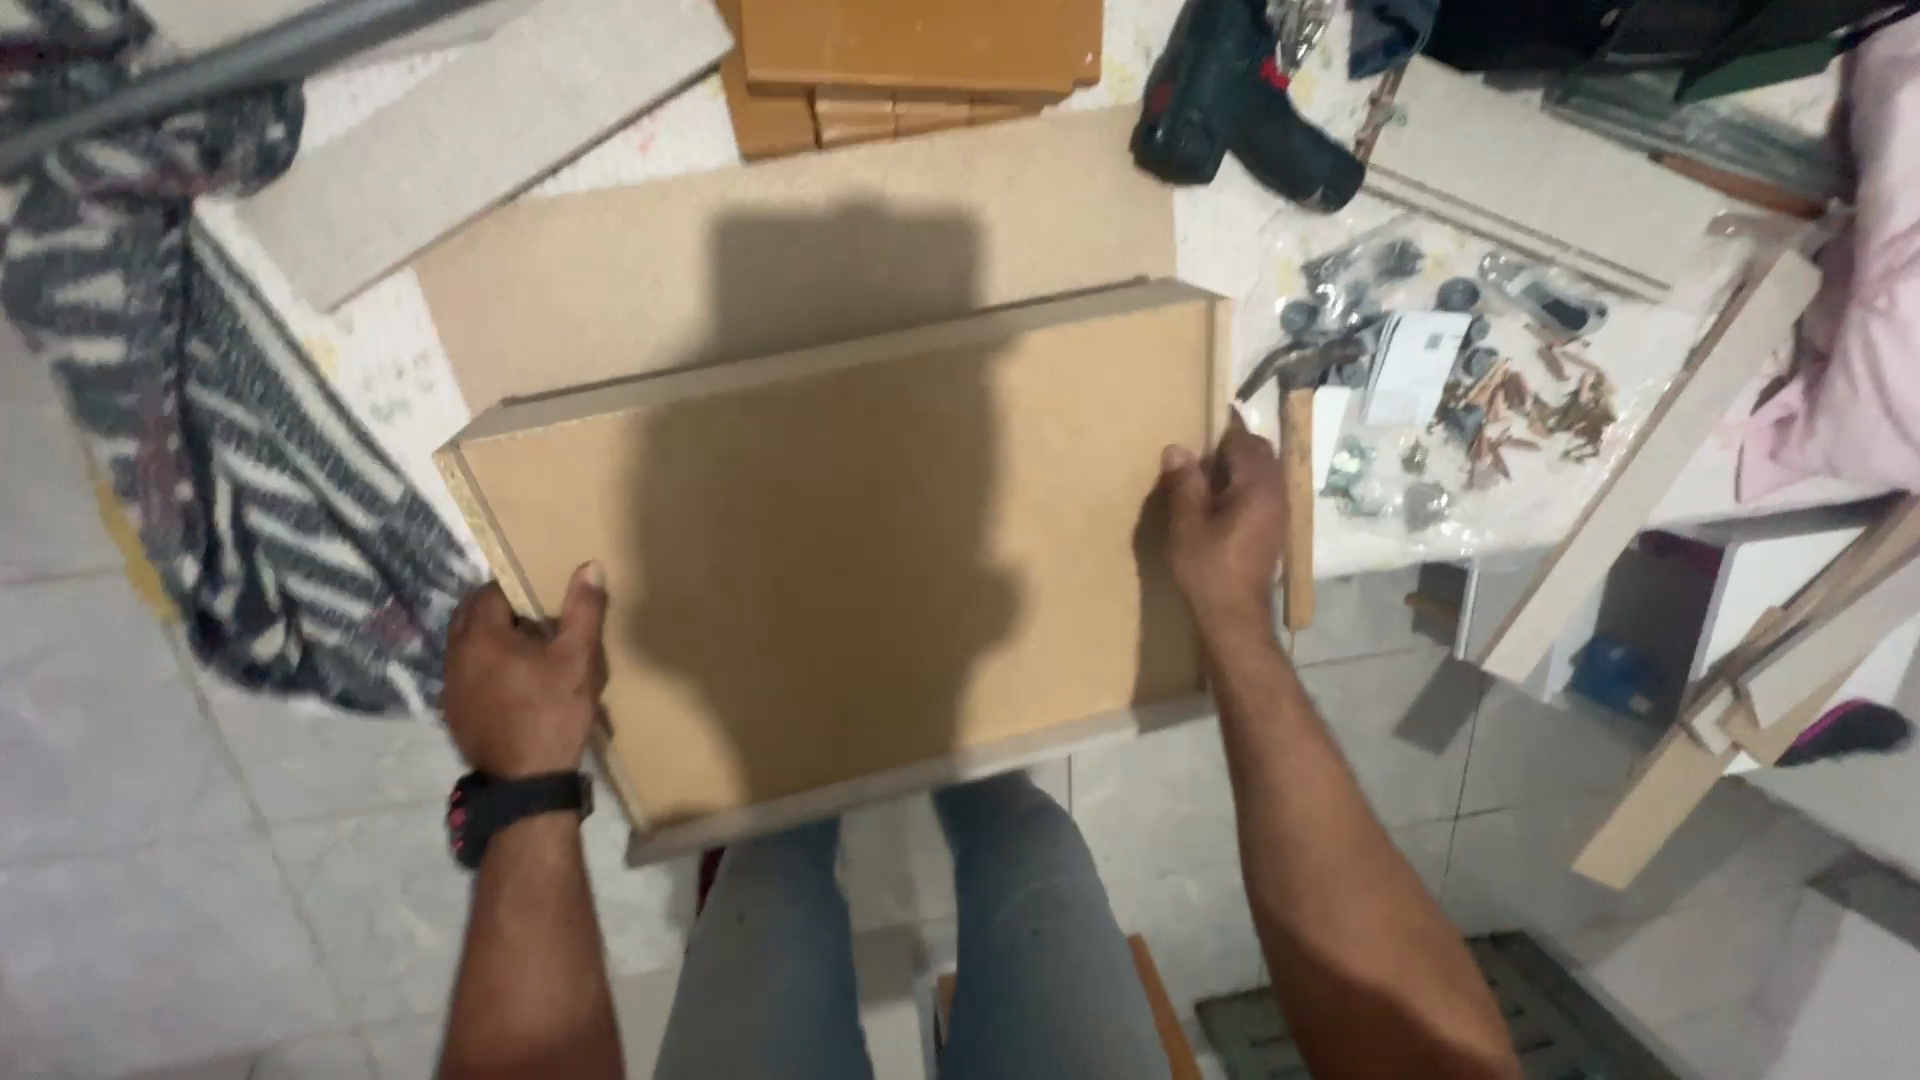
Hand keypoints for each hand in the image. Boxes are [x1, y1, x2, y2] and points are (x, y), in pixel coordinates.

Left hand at [442, 564, 608, 778]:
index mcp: (481, 636)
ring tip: (529, 646)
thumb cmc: (553, 711)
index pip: (491, 592)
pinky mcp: (453, 710)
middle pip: (471, 615)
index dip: (517, 587)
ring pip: (465, 644)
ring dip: (490, 636)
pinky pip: (465, 671)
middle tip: (537, 615)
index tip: (543, 594)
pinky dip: (485, 663)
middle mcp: (455, 655)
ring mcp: (450, 686)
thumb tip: (589, 567)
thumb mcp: (577, 658)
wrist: (526, 779)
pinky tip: (514, 680)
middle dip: (500, 608)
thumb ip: (583, 610)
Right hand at [1160, 411, 1285, 636]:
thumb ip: (1184, 483)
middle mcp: (1277, 494)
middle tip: (1200, 449)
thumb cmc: (1209, 569)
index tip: (1203, 420)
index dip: (1225, 428)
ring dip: (1239, 467)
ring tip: (1205, 474)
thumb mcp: (1187, 524)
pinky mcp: (1274, 530)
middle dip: (1234, 446)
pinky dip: (1244, 486)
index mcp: (1257, 487)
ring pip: (1264, 474)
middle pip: (1262, 453)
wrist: (1234, 616)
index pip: (1245, 441)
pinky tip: (1219, 501)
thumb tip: (1178, 448)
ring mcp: (1280, 513)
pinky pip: (1264, 492)